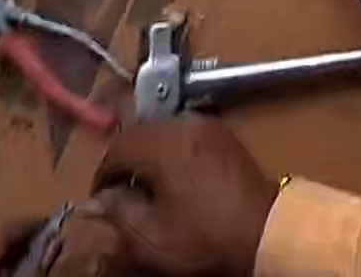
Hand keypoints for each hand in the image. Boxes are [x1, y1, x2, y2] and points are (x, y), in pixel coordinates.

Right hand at [87, 116, 277, 276]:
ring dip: (149, 150)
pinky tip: (176, 173)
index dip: (104, 171)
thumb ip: (119, 213)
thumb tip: (97, 200)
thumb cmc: (204, 237)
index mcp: (162, 143)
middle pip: (140, 130)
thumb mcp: (153, 238)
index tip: (101, 195)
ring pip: (162, 128)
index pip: (118, 144)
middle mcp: (182, 122)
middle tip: (122, 188)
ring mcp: (204, 122)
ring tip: (149, 183)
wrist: (263, 229)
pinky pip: (185, 130)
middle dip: (126, 158)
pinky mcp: (221, 130)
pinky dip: (172, 146)